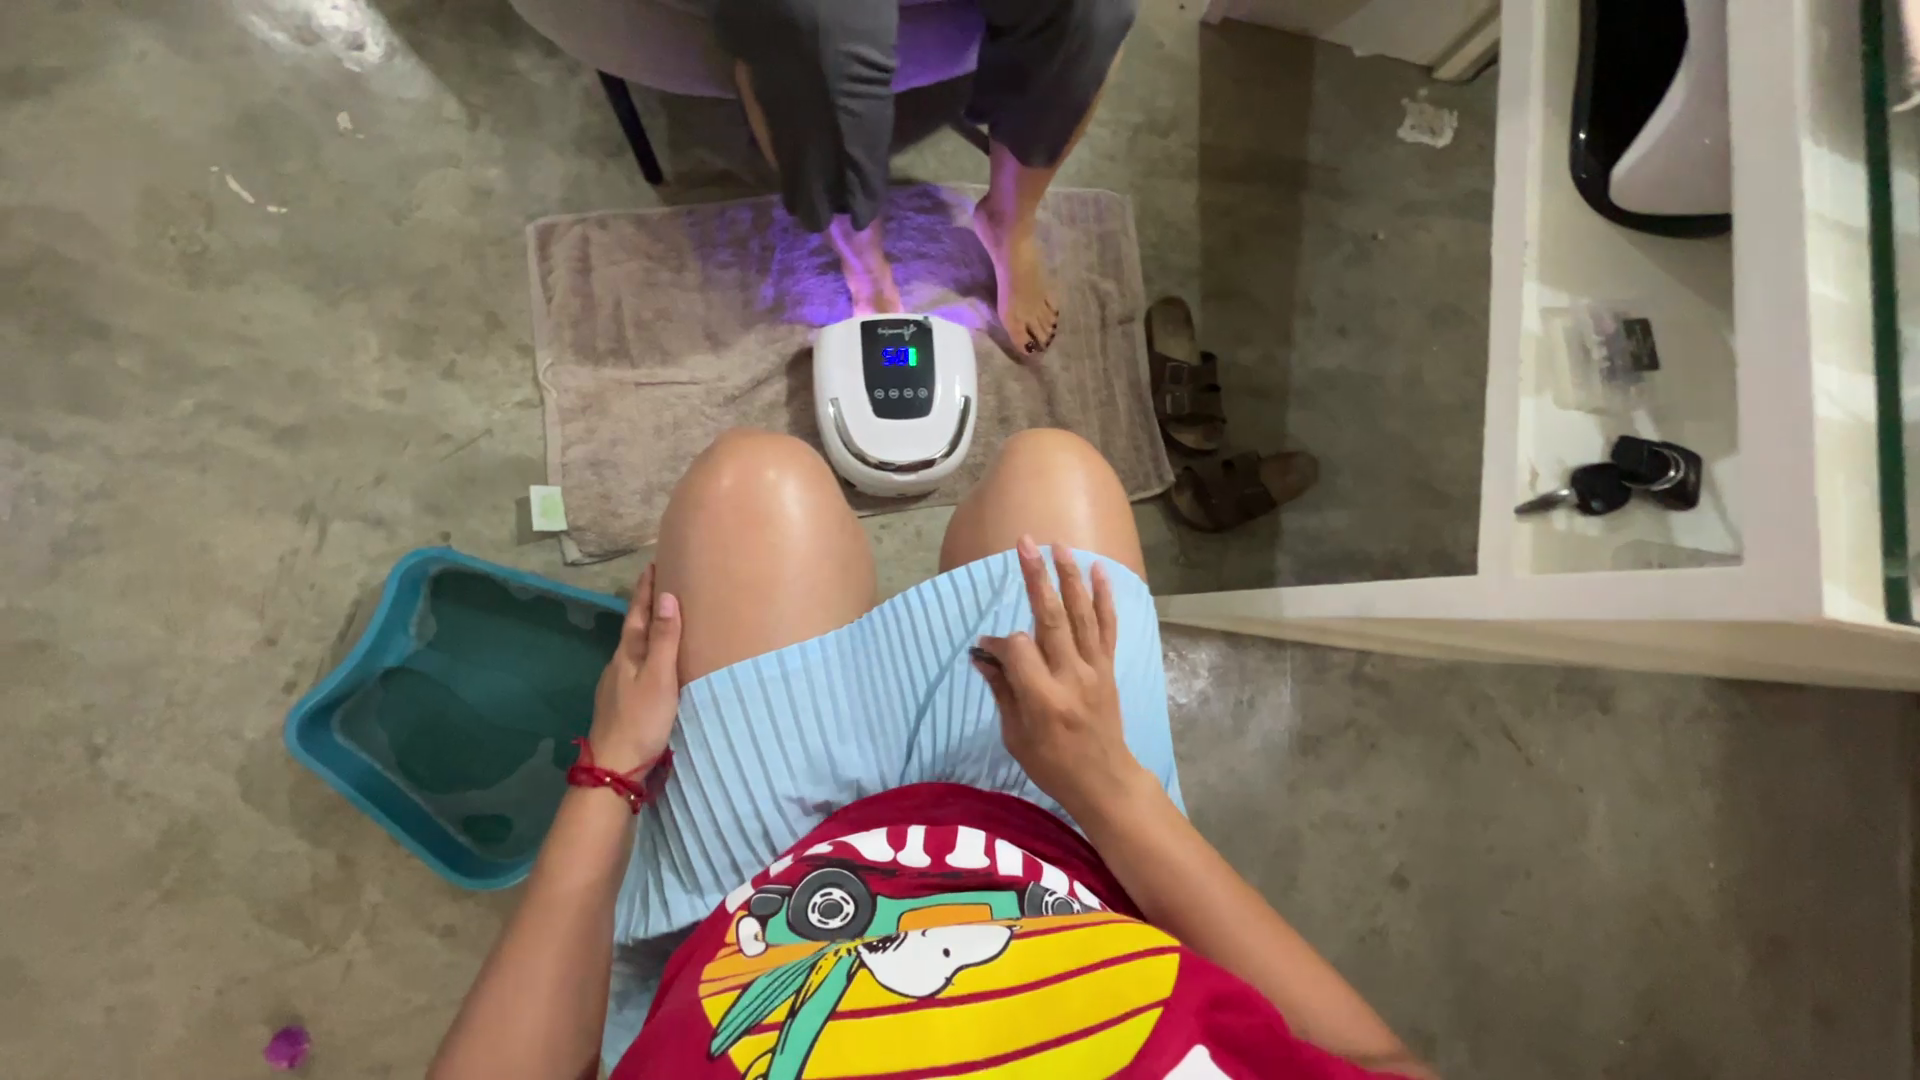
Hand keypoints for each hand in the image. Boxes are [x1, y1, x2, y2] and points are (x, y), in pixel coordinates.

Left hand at [588, 563, 681, 776]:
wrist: (615, 766)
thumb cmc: (641, 719)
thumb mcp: (660, 677)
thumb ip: (665, 639)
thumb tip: (666, 597)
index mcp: (628, 654)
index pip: (638, 612)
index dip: (645, 589)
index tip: (652, 564)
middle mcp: (620, 664)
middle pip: (634, 627)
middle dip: (646, 604)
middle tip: (661, 583)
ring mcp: (618, 683)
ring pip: (635, 647)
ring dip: (648, 628)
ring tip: (664, 617)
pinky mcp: (623, 700)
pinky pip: (638, 664)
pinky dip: (649, 651)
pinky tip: (656, 660)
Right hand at [974, 536, 1148, 817]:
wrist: (1103, 780)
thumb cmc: (1051, 765)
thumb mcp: (1015, 735)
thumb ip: (1002, 689)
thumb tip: (983, 654)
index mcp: (1043, 698)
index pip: (1018, 649)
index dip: (998, 641)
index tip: (986, 648)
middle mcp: (1071, 676)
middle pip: (1052, 618)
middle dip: (1036, 578)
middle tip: (1024, 544)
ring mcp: (1094, 669)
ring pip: (1081, 615)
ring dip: (1069, 577)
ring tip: (1059, 545)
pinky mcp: (1108, 667)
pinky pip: (1107, 627)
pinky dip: (1104, 597)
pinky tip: (1099, 570)